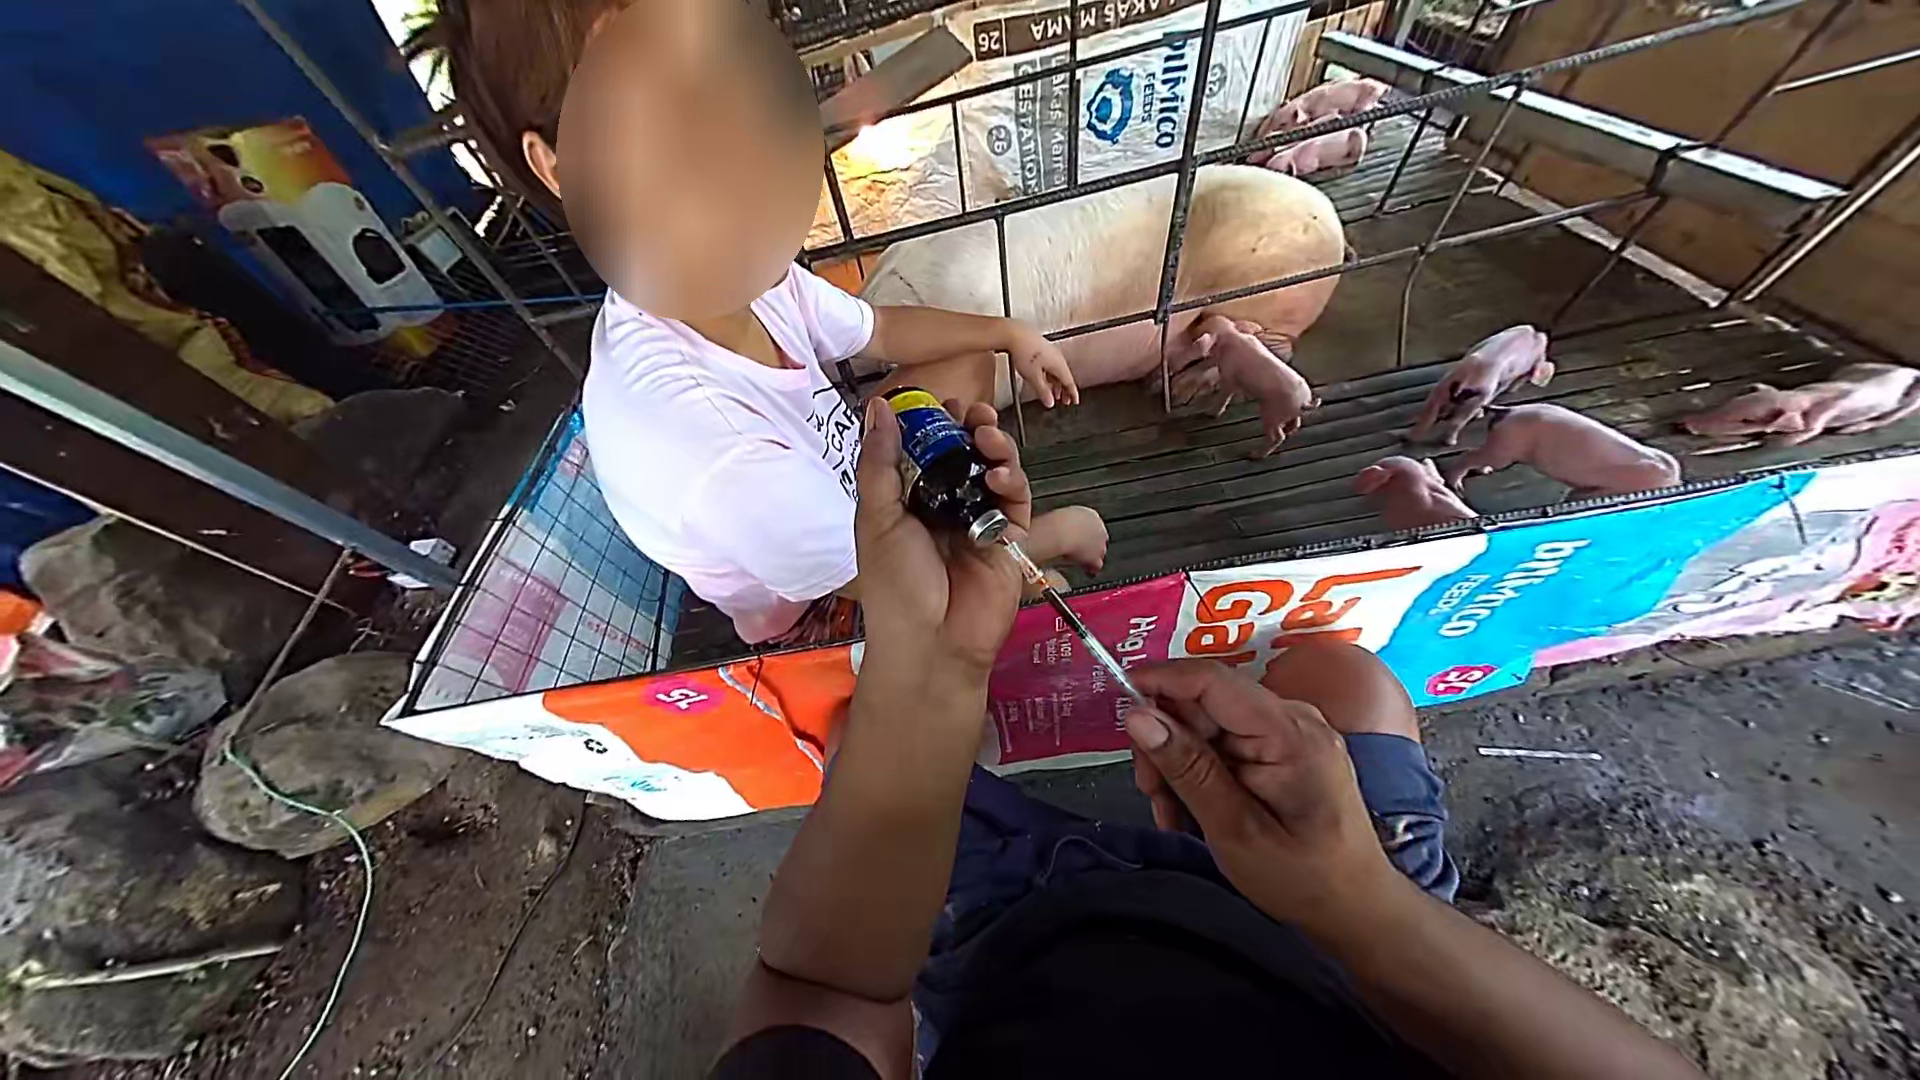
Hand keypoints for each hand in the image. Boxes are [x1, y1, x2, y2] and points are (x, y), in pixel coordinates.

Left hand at [855, 396, 1028, 676]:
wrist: (933, 642)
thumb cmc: (896, 582)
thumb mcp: (877, 518)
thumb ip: (880, 462)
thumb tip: (877, 406)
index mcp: (909, 500)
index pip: (926, 450)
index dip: (935, 423)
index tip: (942, 401)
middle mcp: (945, 506)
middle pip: (966, 455)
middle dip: (972, 429)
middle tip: (975, 412)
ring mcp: (979, 520)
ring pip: (996, 471)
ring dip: (996, 448)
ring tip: (989, 435)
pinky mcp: (1009, 537)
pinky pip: (1017, 500)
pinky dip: (1013, 482)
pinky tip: (1000, 476)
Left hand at [1002, 320, 1078, 407]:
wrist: (1014, 334)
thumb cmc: (1024, 351)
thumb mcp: (1033, 377)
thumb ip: (1043, 391)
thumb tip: (1050, 402)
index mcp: (1059, 364)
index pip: (1069, 382)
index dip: (1072, 394)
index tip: (1074, 402)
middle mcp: (1057, 357)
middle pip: (1064, 377)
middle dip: (1065, 390)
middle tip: (1065, 401)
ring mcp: (1050, 352)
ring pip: (1057, 371)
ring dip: (1057, 383)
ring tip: (1054, 393)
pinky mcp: (1042, 349)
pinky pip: (1050, 365)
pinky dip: (1050, 375)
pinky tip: (1044, 379)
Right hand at [1125, 660, 1404, 937]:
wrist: (1361, 914)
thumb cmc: (1303, 880)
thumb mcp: (1234, 829)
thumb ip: (1186, 767)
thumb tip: (1137, 715)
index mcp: (1290, 732)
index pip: (1212, 679)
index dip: (1160, 679)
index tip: (1117, 699)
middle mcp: (1291, 717)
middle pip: (1202, 701)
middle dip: (1165, 738)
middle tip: (1148, 788)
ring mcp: (1288, 729)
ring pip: (1205, 721)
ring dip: (1176, 759)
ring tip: (1169, 809)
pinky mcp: (1281, 744)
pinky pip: (1222, 738)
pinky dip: (1197, 766)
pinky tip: (1190, 805)